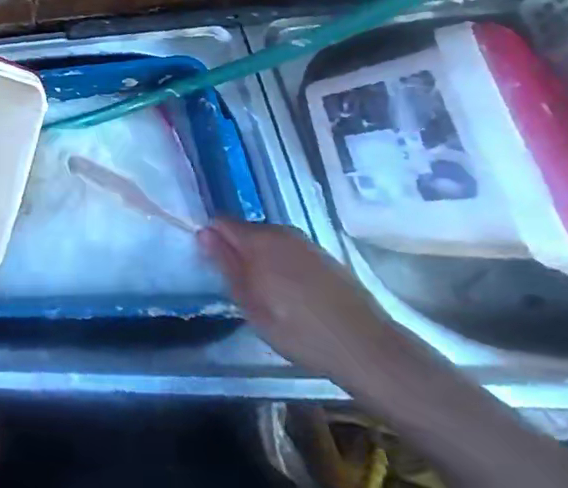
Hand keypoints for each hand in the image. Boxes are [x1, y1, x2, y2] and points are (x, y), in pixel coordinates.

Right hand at [198, 219, 422, 387]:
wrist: (363, 344)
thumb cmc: (299, 332)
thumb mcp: (253, 307)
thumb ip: (227, 267)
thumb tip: (203, 234)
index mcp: (259, 241)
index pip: (222, 223)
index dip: (213, 241)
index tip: (213, 268)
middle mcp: (280, 231)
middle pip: (245, 231)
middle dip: (237, 252)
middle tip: (241, 290)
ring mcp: (304, 240)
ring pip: (268, 241)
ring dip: (260, 259)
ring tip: (267, 295)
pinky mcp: (321, 252)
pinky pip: (288, 249)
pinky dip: (282, 264)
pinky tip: (292, 294)